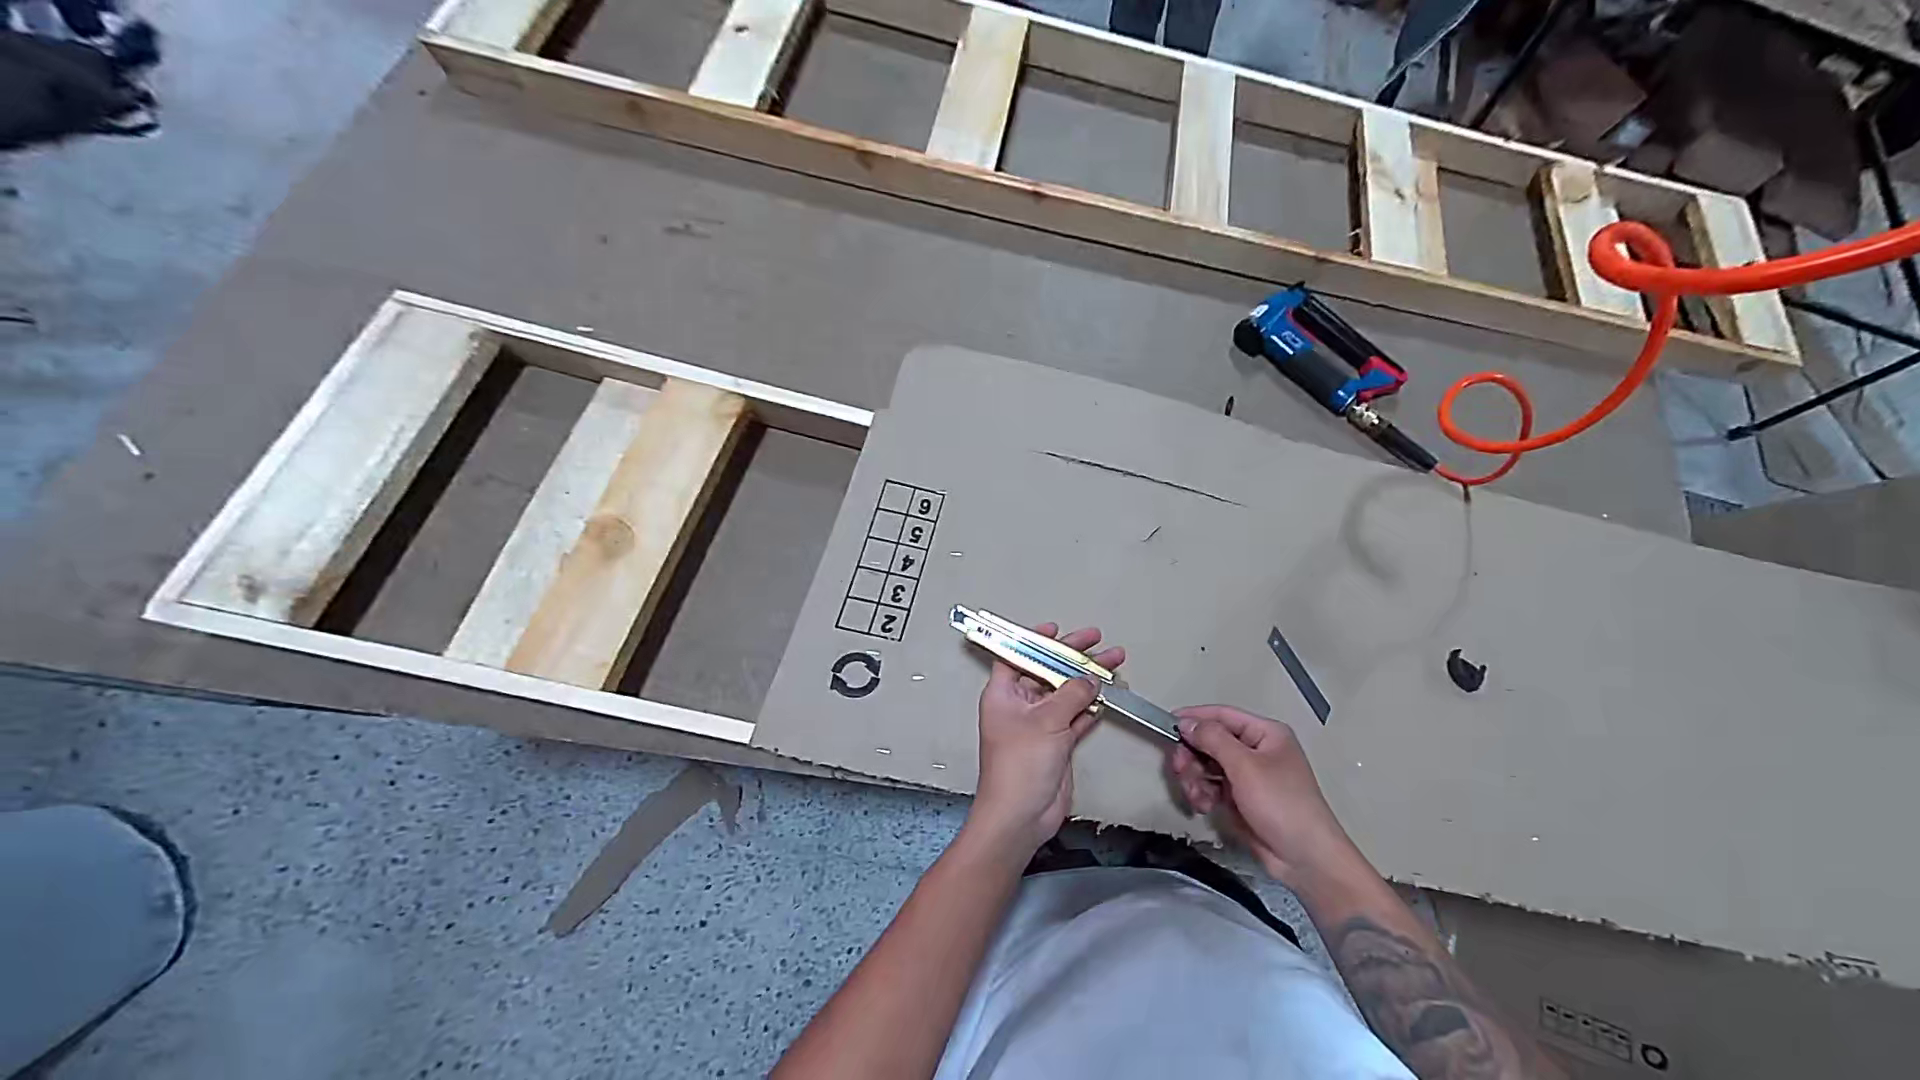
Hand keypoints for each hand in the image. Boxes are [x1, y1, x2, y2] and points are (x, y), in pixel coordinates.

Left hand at [966, 624, 1123, 854]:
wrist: (1021, 815)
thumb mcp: (1046, 720)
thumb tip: (1089, 678)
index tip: (1056, 630)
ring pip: (1067, 693)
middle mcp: (1020, 705)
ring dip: (1088, 680)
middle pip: (1048, 671)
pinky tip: (1107, 695)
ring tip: (1113, 663)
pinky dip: (1091, 707)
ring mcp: (1039, 724)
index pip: (1017, 656)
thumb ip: (1071, 694)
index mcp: (1003, 694)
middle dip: (1072, 656)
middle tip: (1095, 640)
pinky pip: (1076, 717)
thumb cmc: (1018, 767)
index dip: (1035, 641)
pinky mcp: (1056, 742)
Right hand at [1169, 704, 1357, 884]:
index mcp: (1266, 734)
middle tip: (1181, 770)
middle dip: (1192, 756)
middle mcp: (1257, 750)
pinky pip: (1211, 786)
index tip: (1169, 726)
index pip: (1222, 715)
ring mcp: (1248, 775)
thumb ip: (1212, 739)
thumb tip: (1187, 722)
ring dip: (1195, 779)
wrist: (1304, 859)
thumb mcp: (1245, 766)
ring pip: (1206, 765)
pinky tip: (1206, 806)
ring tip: (1198, 796)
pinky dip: (1203, 794)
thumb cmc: (1282, 805)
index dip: (1195, 718)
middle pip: (1210, 741)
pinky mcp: (1240, 798)